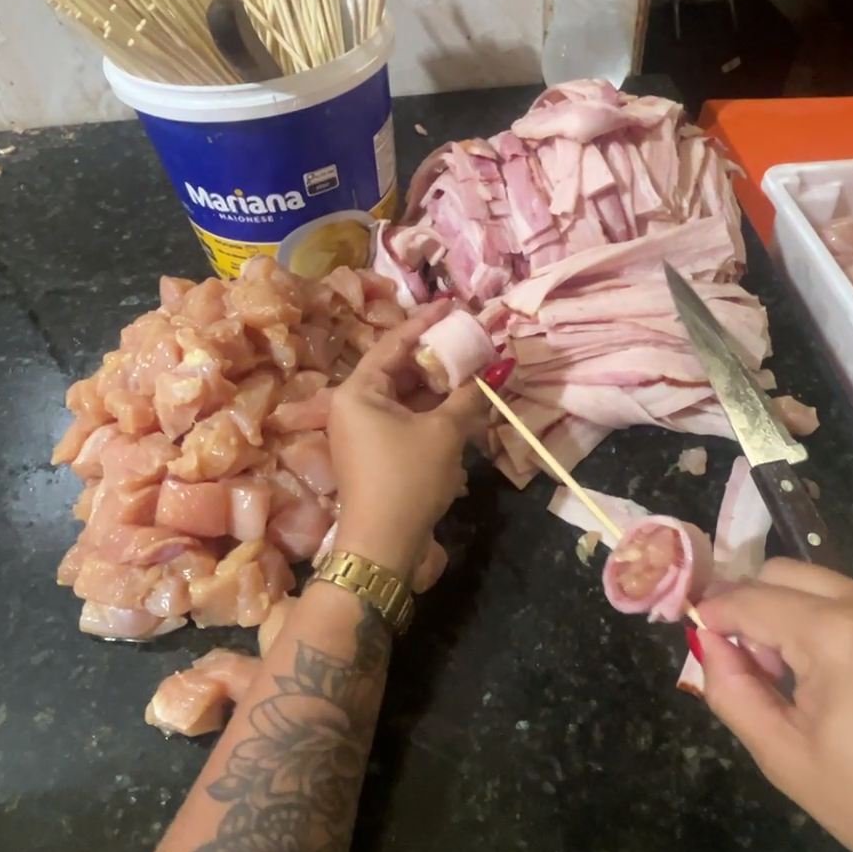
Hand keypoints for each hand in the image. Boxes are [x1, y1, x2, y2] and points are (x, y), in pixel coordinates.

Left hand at [329, 301, 488, 577]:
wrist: (383, 546)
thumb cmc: (407, 478)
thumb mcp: (444, 432)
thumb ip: (469, 396)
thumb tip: (497, 368)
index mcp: (358, 390)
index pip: (394, 343)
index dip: (427, 322)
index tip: (454, 306)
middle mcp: (354, 405)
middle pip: (401, 368)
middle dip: (439, 358)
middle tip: (473, 342)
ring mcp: (365, 431)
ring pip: (408, 396)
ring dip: (441, 387)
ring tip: (476, 373)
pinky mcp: (378, 453)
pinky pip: (408, 420)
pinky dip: (435, 413)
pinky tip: (464, 409)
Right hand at [697, 560, 852, 851]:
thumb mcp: (786, 758)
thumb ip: (732, 690)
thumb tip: (710, 642)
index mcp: (839, 633)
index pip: (750, 598)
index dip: (713, 612)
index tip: (694, 634)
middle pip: (783, 572)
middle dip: (751, 605)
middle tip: (749, 664)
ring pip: (820, 582)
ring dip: (789, 612)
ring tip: (794, 677)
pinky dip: (828, 620)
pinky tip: (839, 680)